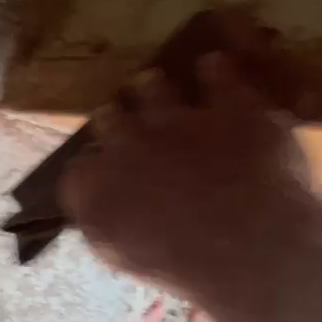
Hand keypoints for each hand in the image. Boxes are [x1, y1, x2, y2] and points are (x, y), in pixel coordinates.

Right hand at [60, 51, 321, 298]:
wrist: (243, 242)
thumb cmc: (170, 259)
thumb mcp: (114, 250)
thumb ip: (99, 219)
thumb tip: (96, 206)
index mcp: (93, 183)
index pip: (78, 167)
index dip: (87, 167)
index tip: (93, 170)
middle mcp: (126, 145)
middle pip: (110, 122)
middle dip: (109, 119)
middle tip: (111, 114)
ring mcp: (180, 123)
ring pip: (156, 93)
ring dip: (149, 87)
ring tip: (147, 80)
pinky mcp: (233, 110)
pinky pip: (222, 81)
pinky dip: (214, 71)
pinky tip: (211, 62)